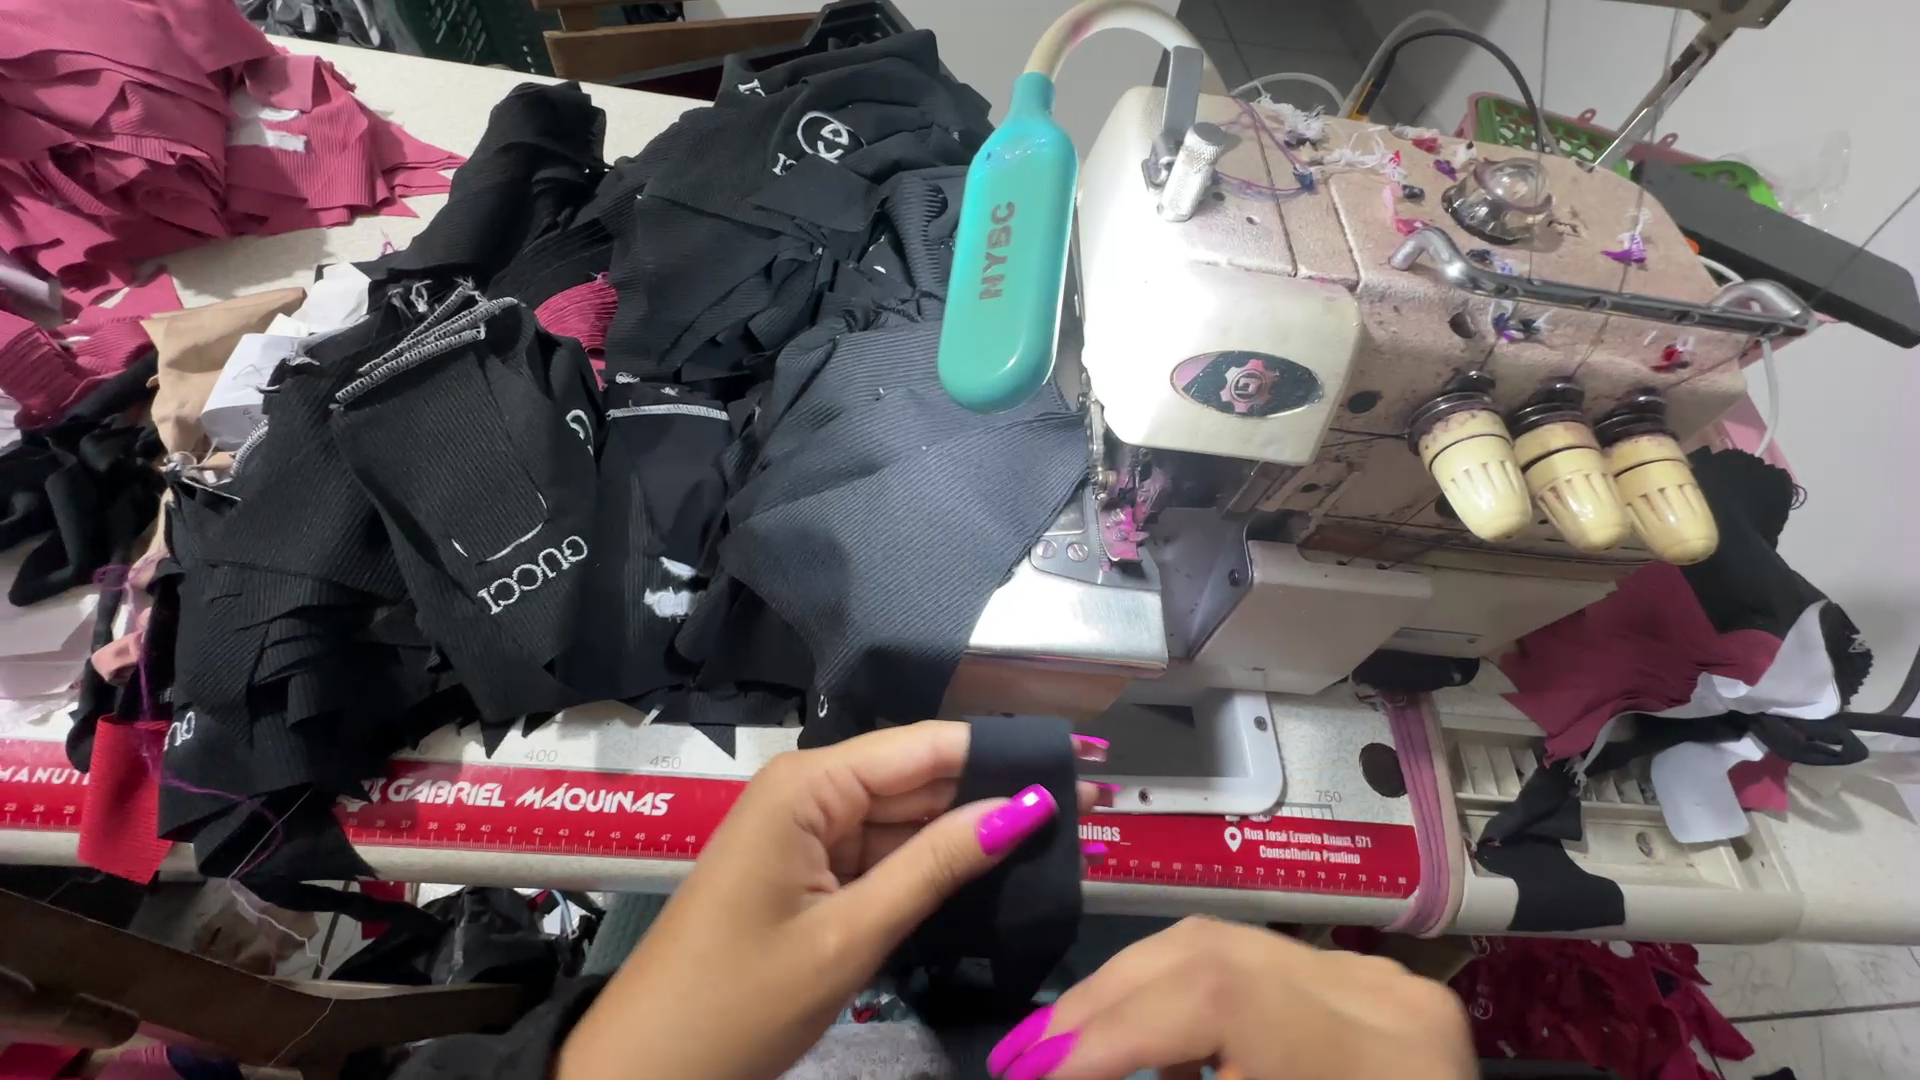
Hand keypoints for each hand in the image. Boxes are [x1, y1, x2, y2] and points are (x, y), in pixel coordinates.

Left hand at [557, 720, 1108, 1079]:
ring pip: (903, 815)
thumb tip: (1024, 807)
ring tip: (1048, 838)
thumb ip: (938, 864)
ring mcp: (808, 826)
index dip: (998, 754)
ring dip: (965, 829)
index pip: (924, 746)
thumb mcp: (851, 934)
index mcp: (810, 783)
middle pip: (917, 776)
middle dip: (989, 793)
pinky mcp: (809, 863)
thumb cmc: (739, 1001)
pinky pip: (880, 848)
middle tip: (1075, 810)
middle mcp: (811, 788)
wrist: (642, 1071)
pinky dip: (927, 862)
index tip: (1070, 768)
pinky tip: (985, 867)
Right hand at [985, 917, 1473, 1079]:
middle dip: (1102, 1004)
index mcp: (1385, 1062)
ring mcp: (1371, 979)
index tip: (1034, 1072)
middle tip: (1029, 1055)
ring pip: (1213, 943)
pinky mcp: (1356, 984)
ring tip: (1072, 1043)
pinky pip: (1242, 961)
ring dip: (1129, 992)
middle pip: (1206, 952)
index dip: (1114, 1029)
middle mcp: (1380, 995)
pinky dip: (1178, 995)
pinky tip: (1150, 1039)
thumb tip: (1060, 1065)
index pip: (1220, 998)